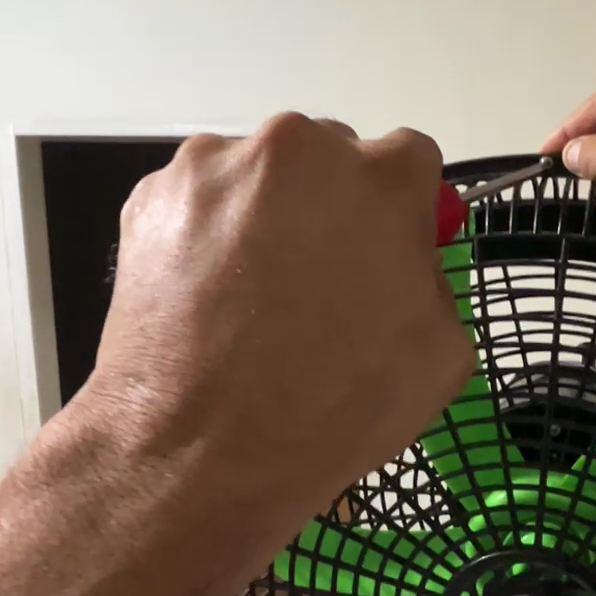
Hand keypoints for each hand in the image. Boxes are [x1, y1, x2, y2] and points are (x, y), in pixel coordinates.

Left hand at [76, 114, 473, 551]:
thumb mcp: (444, 352)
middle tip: (320, 281)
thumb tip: (403, 260)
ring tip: (254, 296)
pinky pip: (203, 200)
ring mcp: (217, 165)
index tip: (387, 251)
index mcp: (383, 178)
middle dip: (336, 205)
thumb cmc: (337, 406)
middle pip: (333, 157)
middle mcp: (300, 146)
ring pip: (263, 174)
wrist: (202, 449)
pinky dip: (211, 232)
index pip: (411, 158)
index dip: (404, 208)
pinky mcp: (152, 193)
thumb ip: (434, 278)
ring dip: (271, 214)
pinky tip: (210, 295)